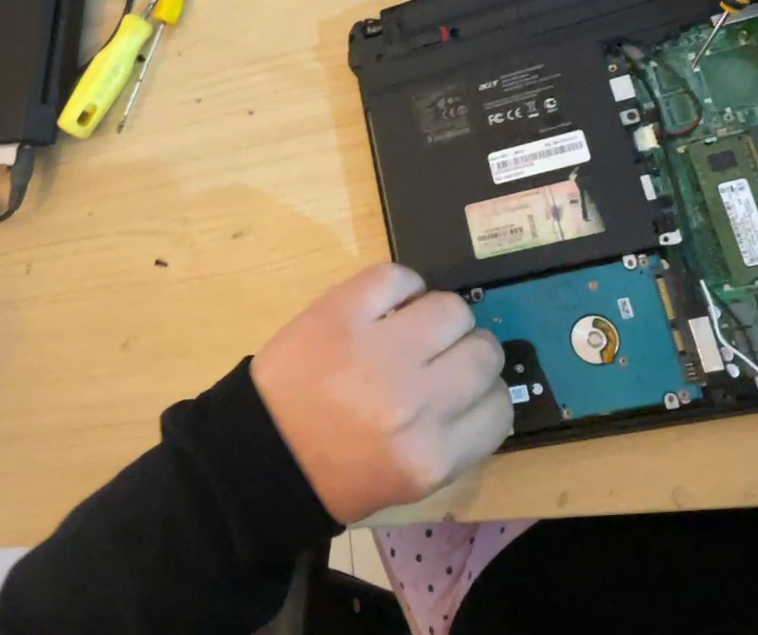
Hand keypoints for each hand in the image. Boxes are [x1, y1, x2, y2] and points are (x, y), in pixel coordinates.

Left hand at [251, 263, 510, 524]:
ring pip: (451, 309)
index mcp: (432, 456)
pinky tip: (387, 304)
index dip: (487, 393)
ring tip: (412, 326)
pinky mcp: (344, 311)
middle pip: (483, 352)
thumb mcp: (408, 479)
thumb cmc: (335, 472)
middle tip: (439, 355)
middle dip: (468, 351)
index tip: (466, 388)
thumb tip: (481, 384)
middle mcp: (417, 403)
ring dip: (439, 316)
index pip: (500, 407)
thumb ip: (453, 436)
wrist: (257, 452)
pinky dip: (402, 285)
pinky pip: (399, 277)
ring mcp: (379, 351)